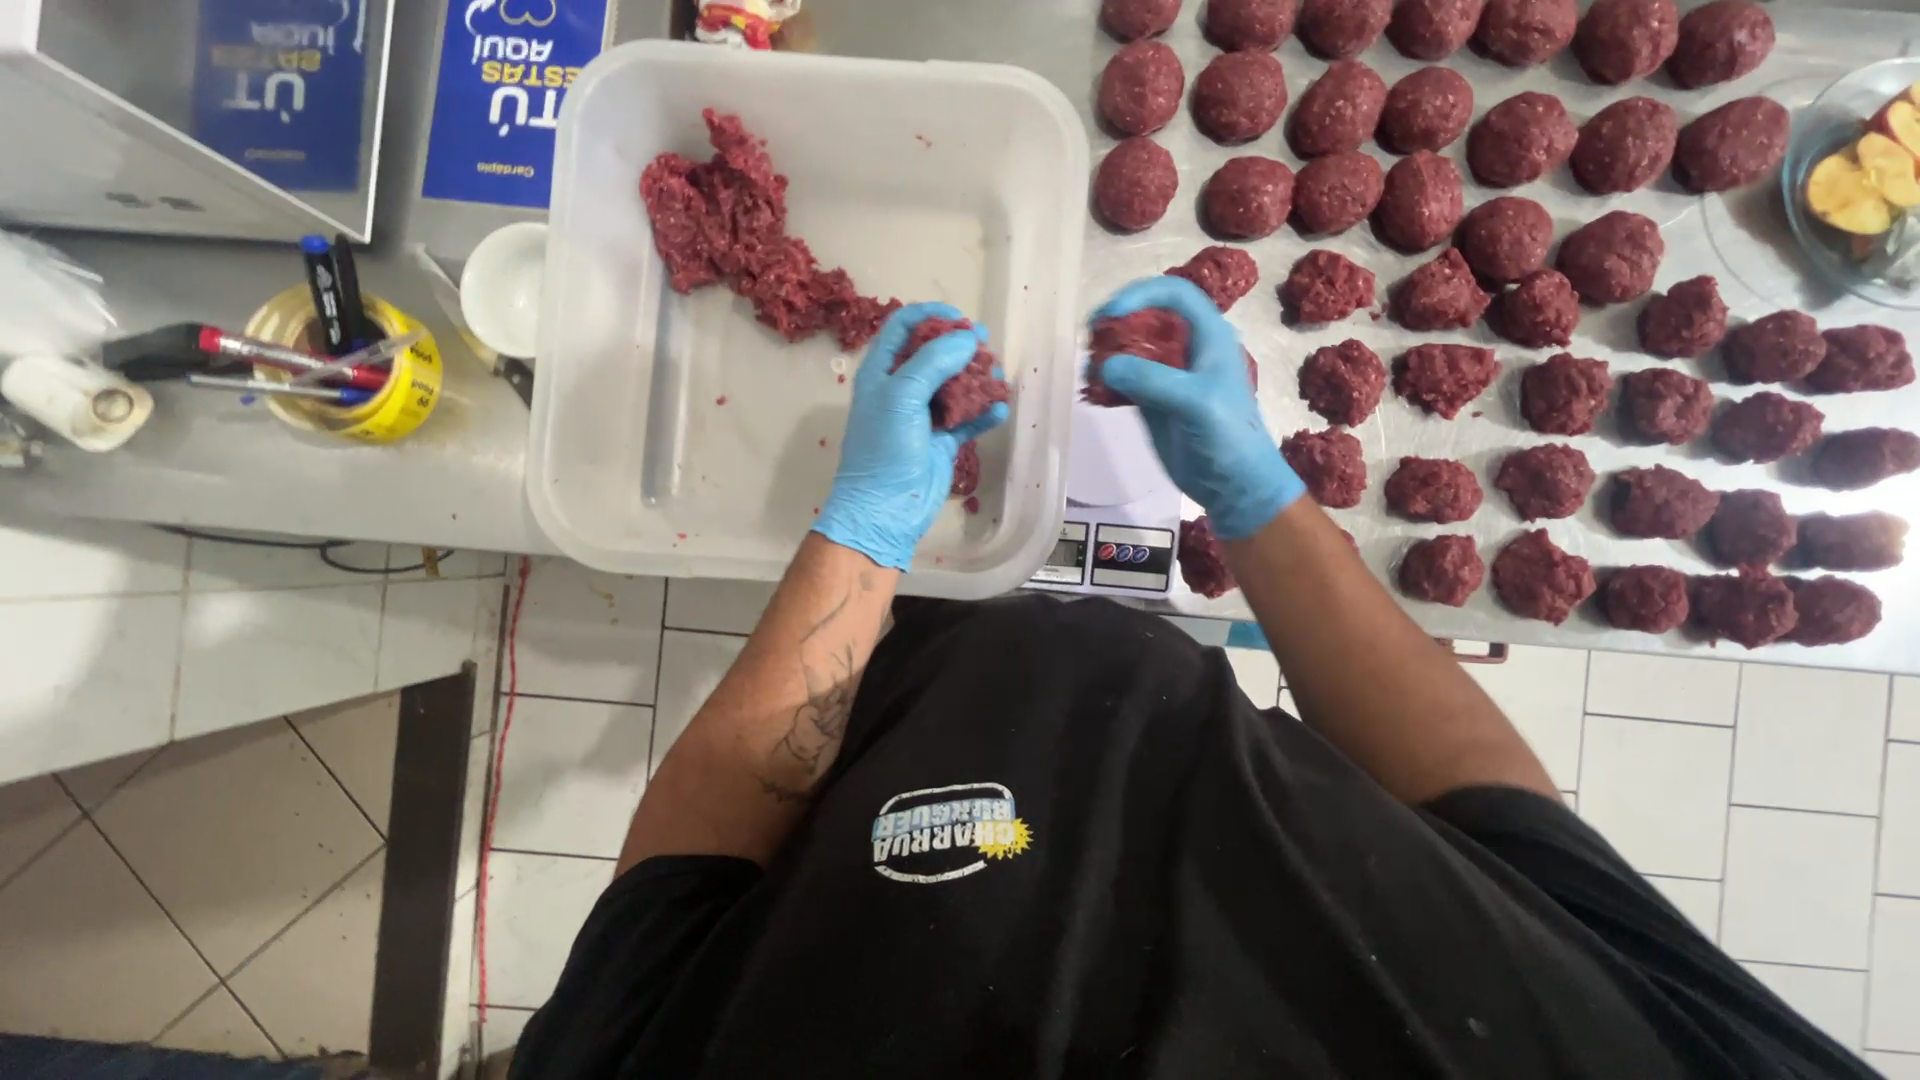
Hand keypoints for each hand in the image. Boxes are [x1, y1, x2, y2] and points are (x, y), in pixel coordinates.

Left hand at [813, 303, 1008, 568]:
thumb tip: (967, 338)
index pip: (903, 327)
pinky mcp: (942, 441)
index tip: (959, 318)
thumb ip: (933, 360)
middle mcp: (902, 389)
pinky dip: (984, 413)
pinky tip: (999, 408)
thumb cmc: (885, 447)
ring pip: (955, 385)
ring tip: (996, 377)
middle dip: (961, 347)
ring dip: (977, 378)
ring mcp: (923, 415)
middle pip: (935, 354)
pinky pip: (968, 419)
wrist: (885, 508)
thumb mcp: (902, 395)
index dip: (930, 316)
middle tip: (985, 346)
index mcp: (881, 372)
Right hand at [1094, 276, 1304, 540]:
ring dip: (1107, 353)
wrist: (1234, 486)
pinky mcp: (1153, 402)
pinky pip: (1125, 380)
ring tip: (1087, 369)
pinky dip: (1106, 381)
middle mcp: (1188, 349)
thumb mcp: (1196, 403)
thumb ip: (1153, 380)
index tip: (1112, 313)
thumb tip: (1106, 366)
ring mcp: (1169, 376)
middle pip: (1147, 317)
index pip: (1174, 294)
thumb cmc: (1228, 438)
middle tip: (1091, 339)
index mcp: (1209, 337)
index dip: (1141, 294)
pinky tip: (1092, 391)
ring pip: (1132, 349)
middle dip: (1117, 323)